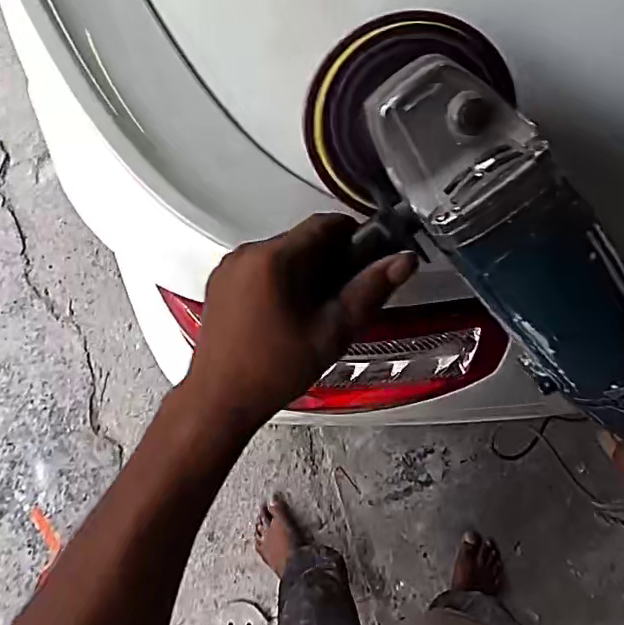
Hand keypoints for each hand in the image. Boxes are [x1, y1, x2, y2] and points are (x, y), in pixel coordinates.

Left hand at [183, 214, 416, 428]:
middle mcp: (248, 253)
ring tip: (314, 307)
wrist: (219, 401)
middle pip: (302, 238)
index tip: (364, 255)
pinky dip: (278, 278)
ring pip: (281, 251)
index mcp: (275, 259)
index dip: (351, 234)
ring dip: (303, 268)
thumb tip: (403, 261)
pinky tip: (286, 312)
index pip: (324, 223)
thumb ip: (371, 289)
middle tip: (343, 291)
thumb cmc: (274, 370)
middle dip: (328, 257)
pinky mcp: (220, 281)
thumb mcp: (334, 331)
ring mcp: (230, 266)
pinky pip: (259, 265)